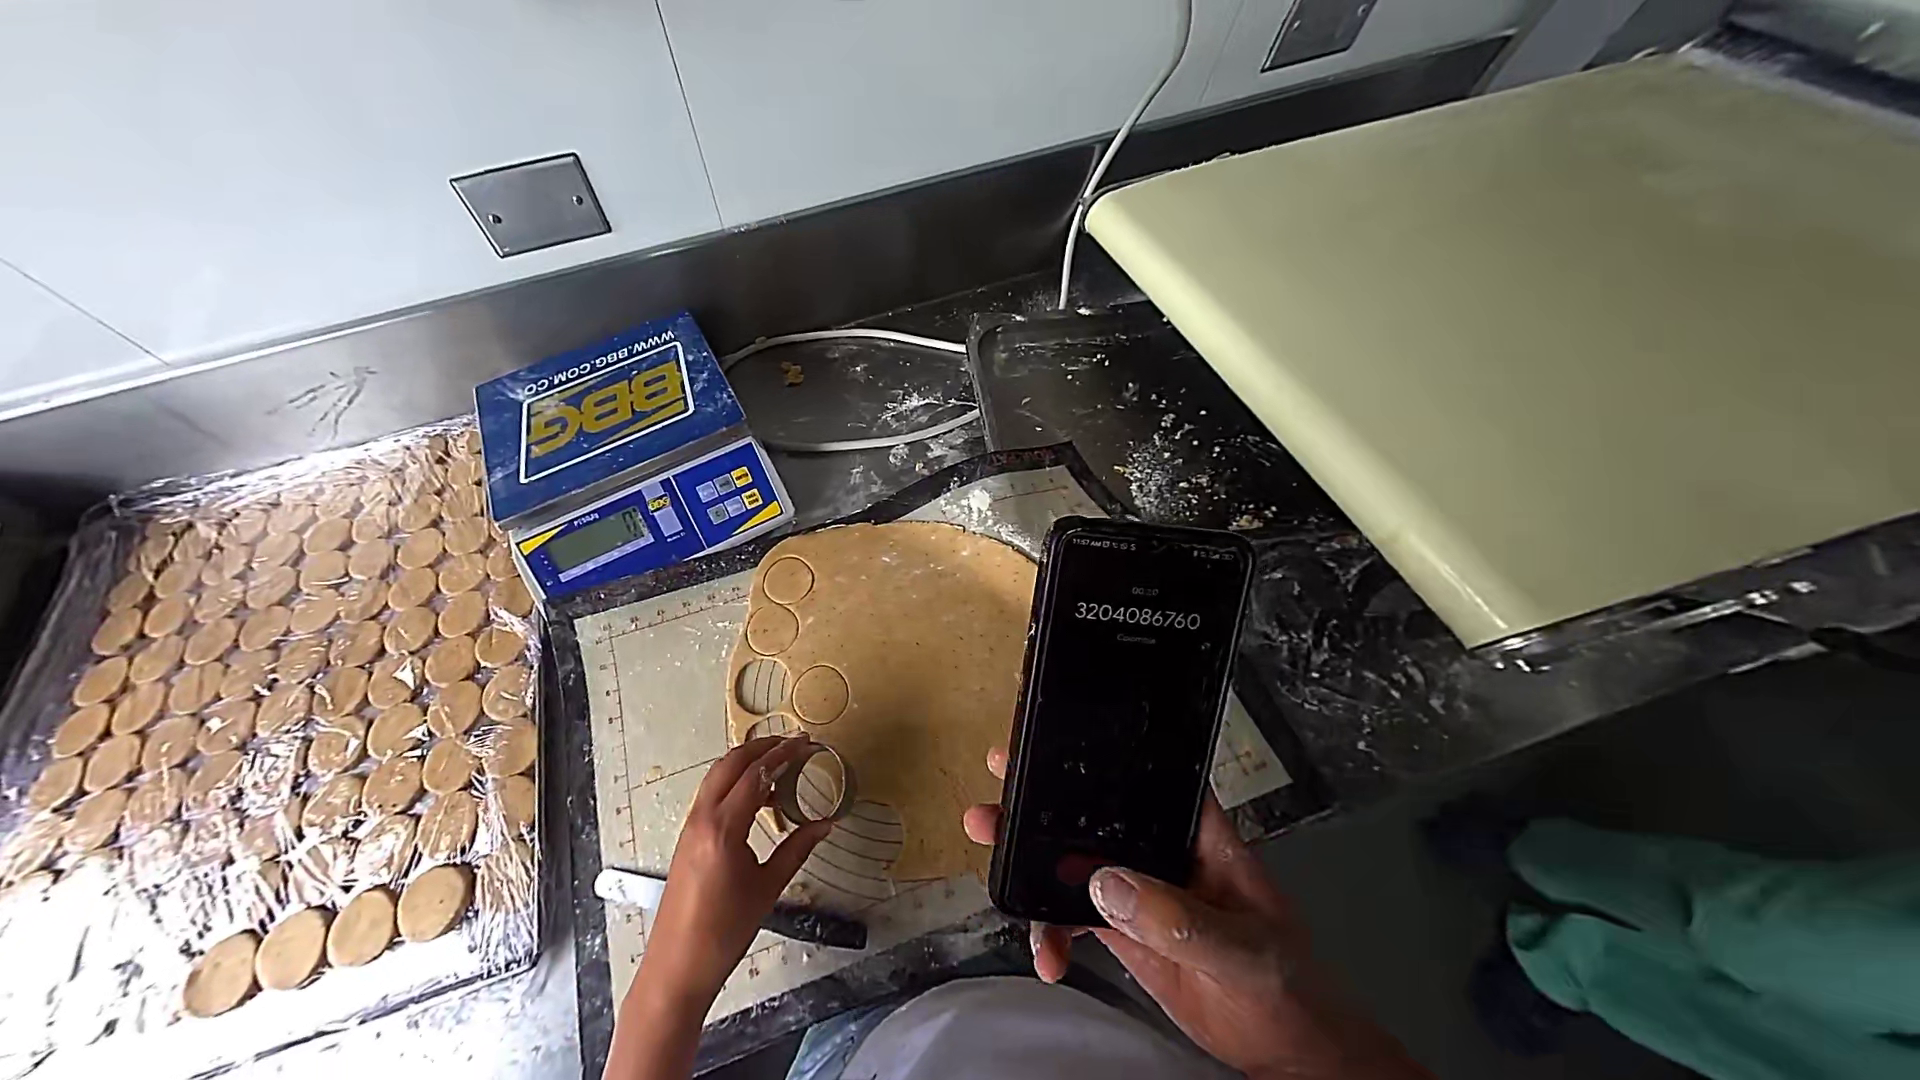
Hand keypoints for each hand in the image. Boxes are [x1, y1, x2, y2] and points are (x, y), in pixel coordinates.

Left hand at [606, 736, 831, 1079]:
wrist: (676, 970)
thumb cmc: (722, 933)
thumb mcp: (768, 887)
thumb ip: (798, 848)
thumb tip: (824, 824)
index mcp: (722, 828)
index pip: (756, 774)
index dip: (784, 753)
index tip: (806, 743)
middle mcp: (701, 820)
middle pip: (731, 763)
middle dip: (763, 747)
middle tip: (793, 743)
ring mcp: (690, 827)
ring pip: (718, 775)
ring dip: (747, 762)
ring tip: (779, 764)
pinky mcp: (687, 838)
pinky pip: (712, 794)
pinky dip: (735, 782)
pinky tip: (758, 797)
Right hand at [964, 746, 1431, 1079]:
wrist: (1285, 1051)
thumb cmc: (1286, 982)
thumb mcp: (1241, 946)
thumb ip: (1179, 918)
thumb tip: (1106, 883)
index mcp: (1191, 827)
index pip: (1139, 776)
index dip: (1092, 753)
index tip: (1041, 742)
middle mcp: (1155, 845)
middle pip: (1090, 813)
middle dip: (1041, 800)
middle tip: (998, 785)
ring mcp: (1134, 885)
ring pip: (1072, 861)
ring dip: (1031, 863)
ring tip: (993, 864)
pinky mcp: (1120, 925)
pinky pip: (1071, 916)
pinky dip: (1050, 932)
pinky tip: (1048, 956)